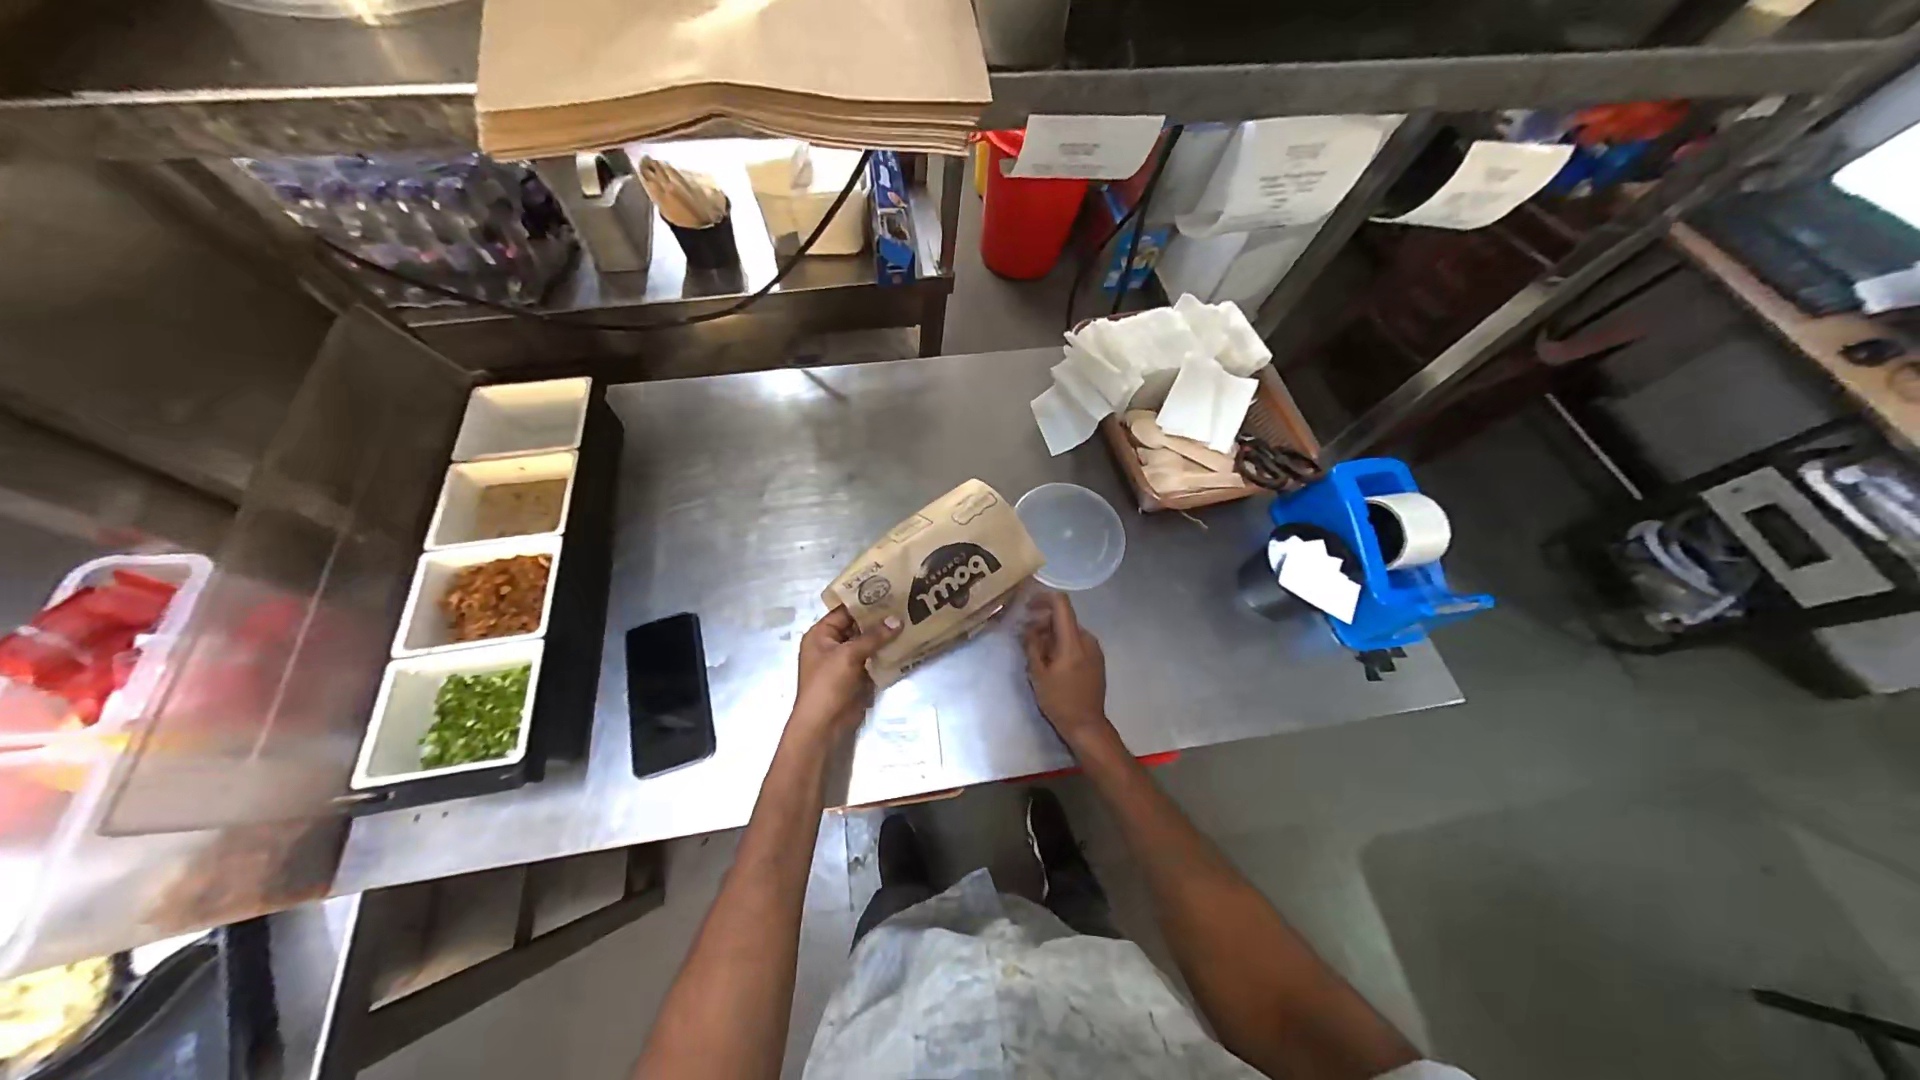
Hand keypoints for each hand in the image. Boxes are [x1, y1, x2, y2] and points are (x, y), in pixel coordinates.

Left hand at [789, 607, 899, 740]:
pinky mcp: (857, 675)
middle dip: (879, 617)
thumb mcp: (848, 655)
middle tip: (905, 603)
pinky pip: (873, 658)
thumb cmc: (827, 684)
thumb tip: (896, 620)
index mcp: (821, 634)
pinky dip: (886, 652)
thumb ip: (873, 637)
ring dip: (885, 635)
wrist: (823, 724)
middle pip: (858, 625)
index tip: (888, 590)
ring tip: (910, 619)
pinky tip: (905, 642)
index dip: (865, 600)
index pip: (844, 611)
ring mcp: (845, 660)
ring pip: (868, 642)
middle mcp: (832, 644)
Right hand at [1023, 591, 1113, 747]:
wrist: (1087, 725)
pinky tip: (1052, 661)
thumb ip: (1032, 645)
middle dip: (1043, 622)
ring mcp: (1095, 650)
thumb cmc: (1059, 700)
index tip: (1028, 607)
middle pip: (1064, 618)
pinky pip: (1077, 642)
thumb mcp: (1038, 673)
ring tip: (1036, 653)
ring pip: (1069, 631)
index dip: (1043, 598)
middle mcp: (1087, 640)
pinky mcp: (1097, 660)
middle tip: (1025, 637)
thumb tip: (1028, 628)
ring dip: (1052, 635)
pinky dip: (1063, 644)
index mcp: (1073, 641)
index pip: (1061, 604)